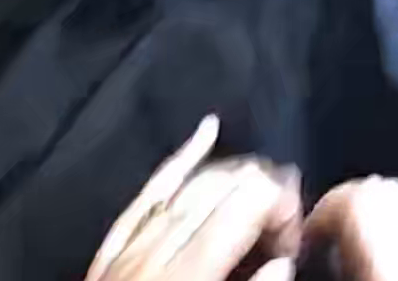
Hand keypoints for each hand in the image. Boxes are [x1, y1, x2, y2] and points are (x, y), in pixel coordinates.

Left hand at [86, 116, 301, 280]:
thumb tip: (283, 261)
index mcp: (183, 278)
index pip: (252, 200)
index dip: (286, 208)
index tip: (292, 244)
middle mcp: (150, 258)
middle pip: (229, 184)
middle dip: (268, 192)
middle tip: (282, 229)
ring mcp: (122, 255)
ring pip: (195, 183)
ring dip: (239, 178)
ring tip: (264, 196)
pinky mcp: (104, 260)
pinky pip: (147, 197)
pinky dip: (182, 160)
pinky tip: (209, 130)